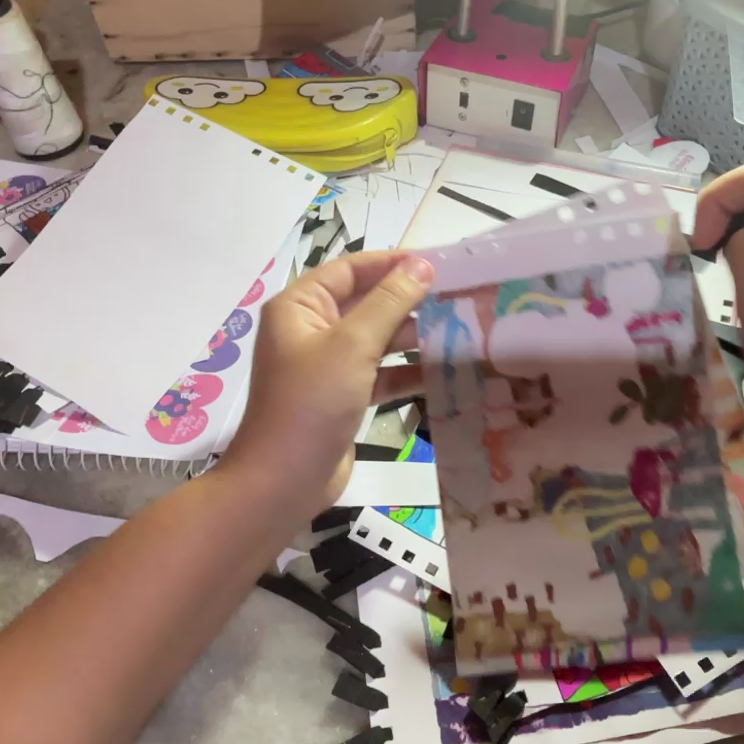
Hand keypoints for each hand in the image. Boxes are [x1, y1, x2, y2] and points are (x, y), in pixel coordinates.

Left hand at [219, 251, 434, 516]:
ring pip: (376, 338)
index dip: (393, 263)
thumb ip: (389, 302)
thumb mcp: (352, 346)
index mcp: (300, 307)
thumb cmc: (312, 404)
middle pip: (365, 302)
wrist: (284, 482)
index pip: (350, 270)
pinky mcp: (343, 396)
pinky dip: (405, 371)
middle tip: (459, 296)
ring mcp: (327, 365)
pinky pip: (378, 372)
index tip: (440, 262)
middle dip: (408, 300)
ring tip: (460, 328)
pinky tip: (441, 369)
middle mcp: (311, 330)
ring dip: (412, 335)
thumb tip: (422, 264)